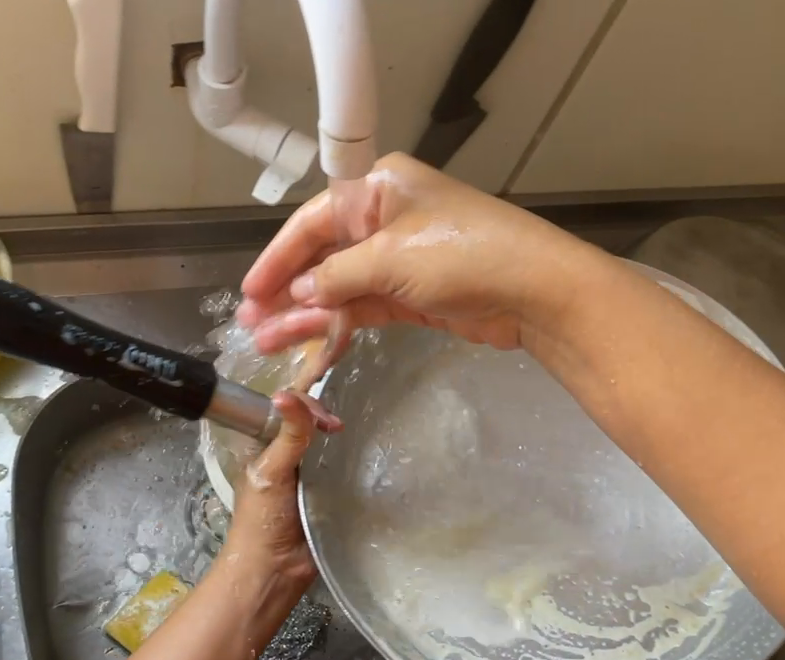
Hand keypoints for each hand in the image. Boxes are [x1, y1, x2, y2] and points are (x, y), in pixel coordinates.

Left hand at [218, 390, 340, 586]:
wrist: (275, 569)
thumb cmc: (262, 519)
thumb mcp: (271, 471)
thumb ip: (287, 435)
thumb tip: (288, 395)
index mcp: (263, 442)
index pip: (286, 405)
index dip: (305, 400)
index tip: (324, 416)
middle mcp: (286, 451)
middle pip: (310, 419)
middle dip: (328, 414)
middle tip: (341, 427)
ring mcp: (309, 471)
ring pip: (328, 440)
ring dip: (344, 435)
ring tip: (358, 432)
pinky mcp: (329, 489)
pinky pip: (343, 465)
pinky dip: (354, 458)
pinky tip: (367, 451)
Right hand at [235, 153, 603, 370]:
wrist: (534, 292)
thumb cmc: (464, 255)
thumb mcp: (391, 258)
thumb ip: (336, 277)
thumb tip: (298, 295)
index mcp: (378, 190)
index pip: (312, 223)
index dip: (278, 259)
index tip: (250, 291)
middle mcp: (383, 221)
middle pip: (321, 259)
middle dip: (286, 293)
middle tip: (252, 326)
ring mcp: (396, 262)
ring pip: (338, 290)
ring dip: (305, 316)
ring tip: (269, 344)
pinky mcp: (409, 297)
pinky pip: (362, 311)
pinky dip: (337, 327)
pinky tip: (310, 345)